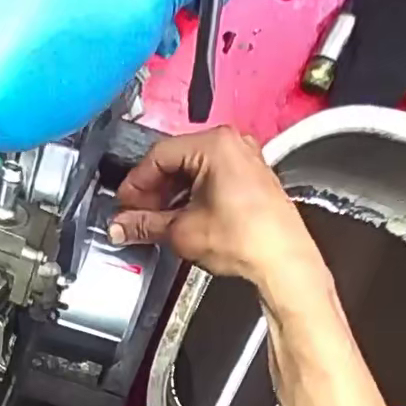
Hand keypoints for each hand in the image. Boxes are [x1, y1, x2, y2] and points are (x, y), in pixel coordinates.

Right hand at [109, 127, 329, 299]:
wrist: (282, 260)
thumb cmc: (248, 238)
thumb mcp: (182, 232)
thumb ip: (145, 225)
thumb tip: (123, 226)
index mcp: (214, 144)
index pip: (157, 156)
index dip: (135, 184)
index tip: (123, 204)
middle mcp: (232, 145)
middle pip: (175, 161)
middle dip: (152, 192)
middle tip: (134, 215)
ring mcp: (244, 161)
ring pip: (192, 171)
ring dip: (170, 197)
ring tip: (155, 222)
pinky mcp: (250, 180)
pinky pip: (210, 180)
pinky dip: (191, 198)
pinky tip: (180, 220)